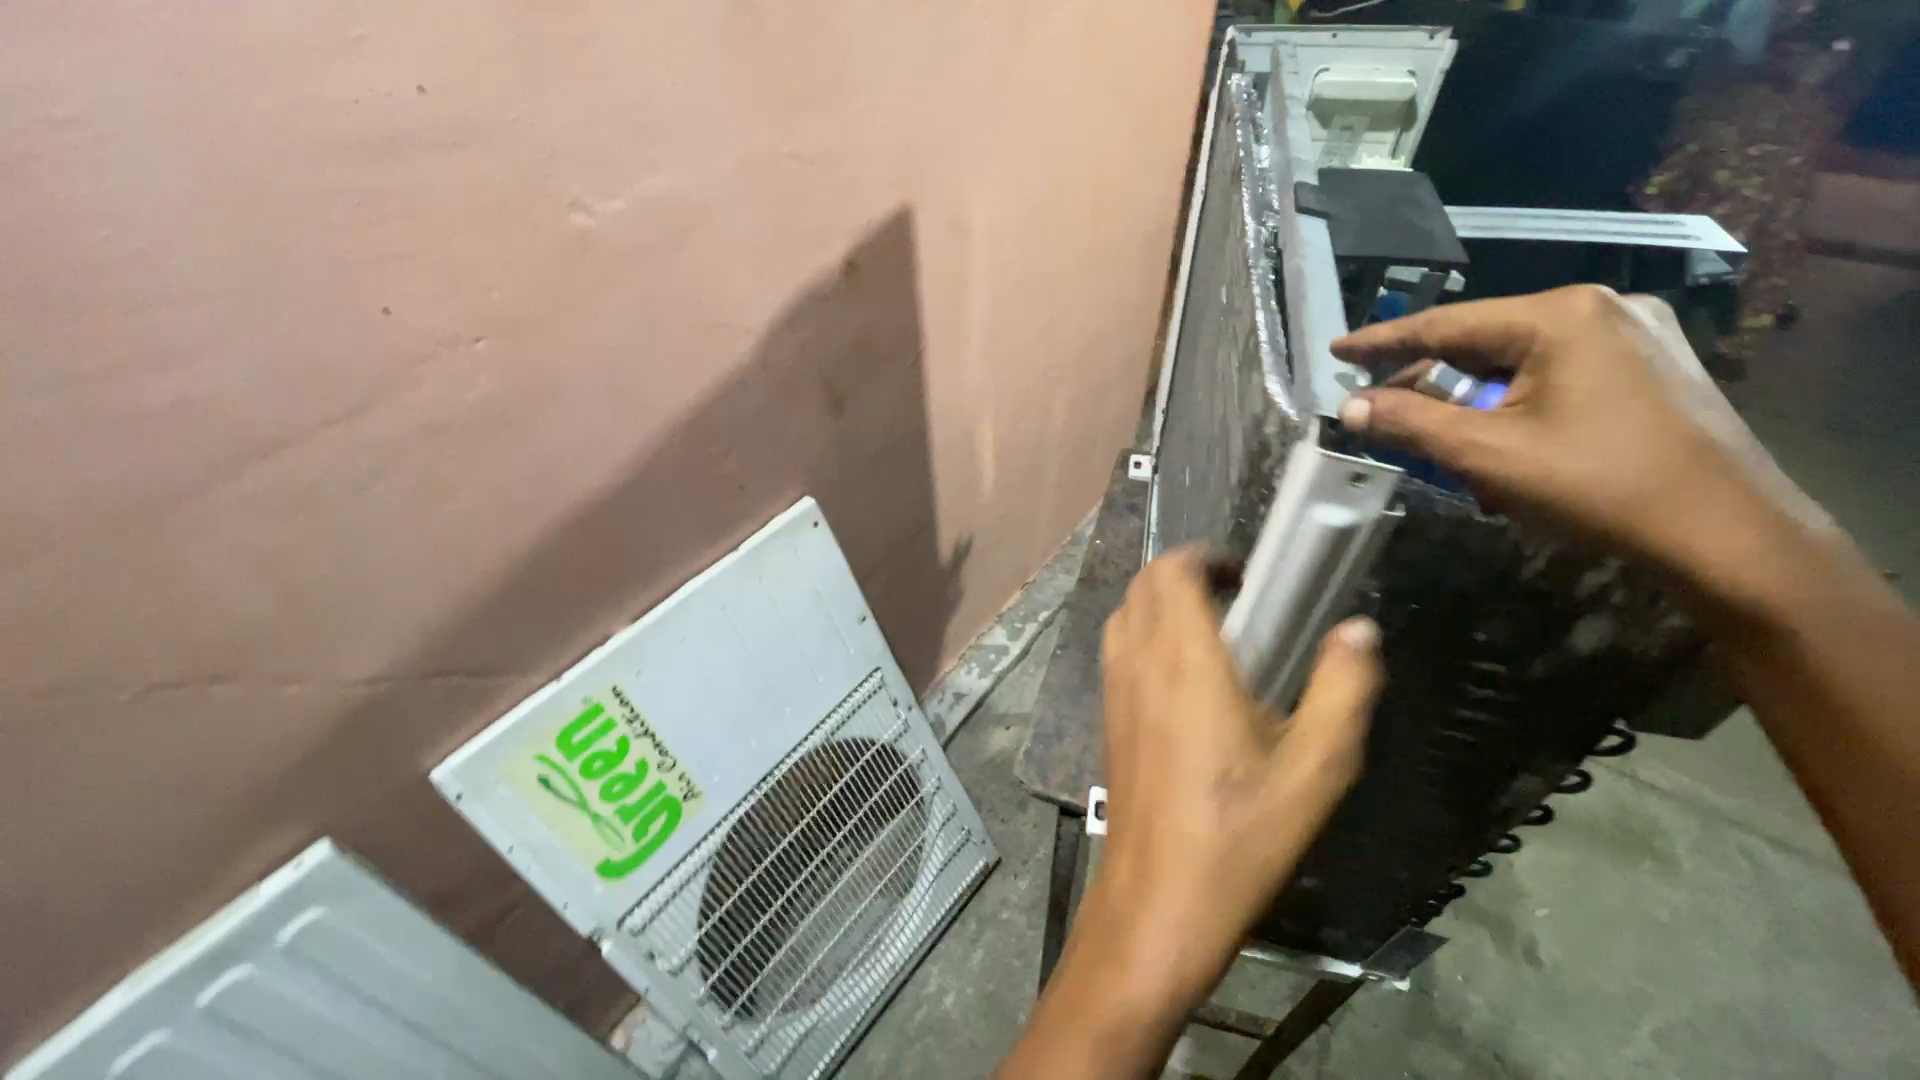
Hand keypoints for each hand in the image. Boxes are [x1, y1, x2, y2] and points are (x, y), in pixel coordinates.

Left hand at [1088, 548, 1381, 1003]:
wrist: (1158, 902)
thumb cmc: (1240, 835)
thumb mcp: (1316, 769)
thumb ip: (1343, 689)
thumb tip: (1358, 631)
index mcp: (1183, 660)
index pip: (1172, 571)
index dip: (1206, 556)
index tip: (1249, 576)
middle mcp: (1138, 664)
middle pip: (1143, 585)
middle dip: (1187, 576)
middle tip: (1242, 602)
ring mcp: (1114, 693)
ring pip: (1124, 617)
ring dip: (1162, 606)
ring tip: (1217, 639)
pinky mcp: (1108, 722)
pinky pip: (1119, 654)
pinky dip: (1146, 640)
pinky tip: (1188, 686)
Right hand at [1332, 285, 1828, 595]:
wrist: (1725, 533)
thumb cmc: (1598, 486)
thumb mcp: (1486, 454)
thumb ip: (1411, 422)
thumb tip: (1350, 405)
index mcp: (1561, 315)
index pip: (1447, 323)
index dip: (1384, 341)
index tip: (1337, 350)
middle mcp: (1602, 308)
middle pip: (1485, 340)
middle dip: (1429, 377)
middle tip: (1378, 407)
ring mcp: (1636, 336)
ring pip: (1522, 359)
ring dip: (1471, 396)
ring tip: (1435, 433)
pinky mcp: (1652, 368)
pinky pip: (1559, 373)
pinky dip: (1514, 400)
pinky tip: (1497, 435)